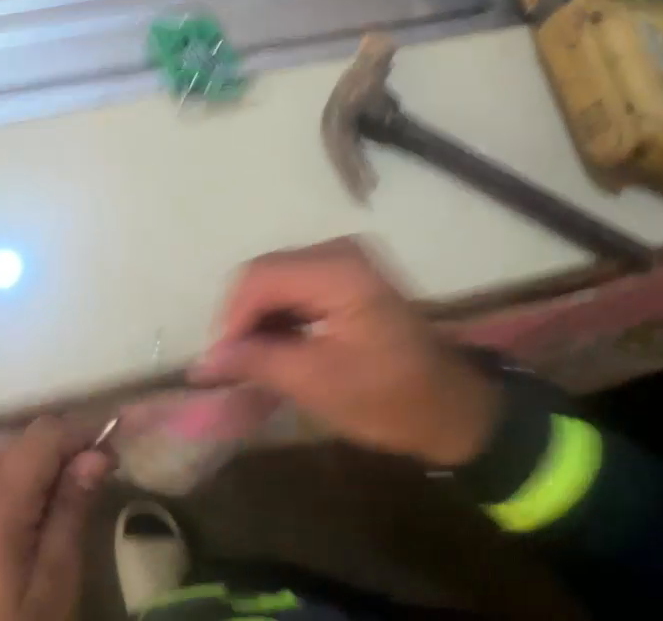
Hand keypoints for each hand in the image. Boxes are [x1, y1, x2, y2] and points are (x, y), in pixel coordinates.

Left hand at [0, 418, 111, 620]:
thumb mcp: (56, 577)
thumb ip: (73, 508)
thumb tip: (97, 454)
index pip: (46, 433)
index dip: (83, 435)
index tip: (114, 459)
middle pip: (30, 439)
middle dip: (69, 449)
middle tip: (102, 480)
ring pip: (18, 452)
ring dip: (50, 464)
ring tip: (78, 498)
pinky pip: (1, 473)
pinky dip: (30, 478)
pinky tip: (46, 510)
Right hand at [191, 237, 498, 465]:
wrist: (457, 410)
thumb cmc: (392, 399)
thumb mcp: (319, 383)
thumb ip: (258, 361)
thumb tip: (205, 360)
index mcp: (337, 270)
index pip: (260, 278)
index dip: (231, 318)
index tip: (218, 362)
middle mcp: (338, 251)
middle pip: (266, 274)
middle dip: (242, 318)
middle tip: (230, 363)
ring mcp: (345, 260)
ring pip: (276, 280)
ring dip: (258, 319)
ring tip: (247, 360)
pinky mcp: (347, 276)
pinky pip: (295, 287)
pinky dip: (279, 317)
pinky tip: (273, 348)